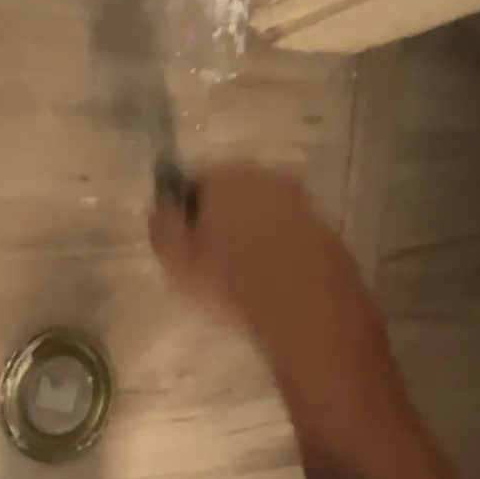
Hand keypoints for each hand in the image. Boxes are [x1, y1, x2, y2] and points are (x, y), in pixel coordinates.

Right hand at [148, 165, 372, 351]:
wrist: (303, 303)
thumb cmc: (230, 281)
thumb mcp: (177, 262)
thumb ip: (163, 228)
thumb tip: (159, 208)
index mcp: (226, 177)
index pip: (194, 180)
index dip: (182, 208)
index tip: (178, 236)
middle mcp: (265, 175)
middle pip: (230, 191)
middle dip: (216, 215)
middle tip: (203, 253)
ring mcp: (298, 197)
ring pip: (258, 208)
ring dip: (245, 228)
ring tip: (233, 265)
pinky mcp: (320, 223)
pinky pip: (282, 227)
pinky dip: (270, 242)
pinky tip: (262, 271)